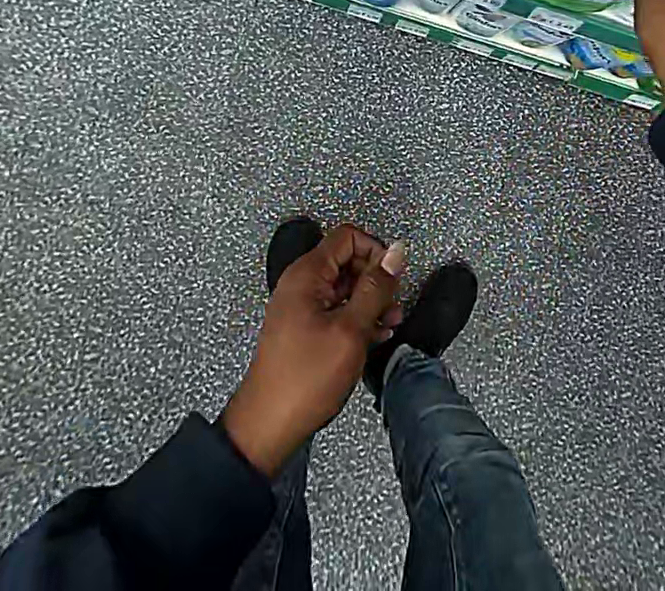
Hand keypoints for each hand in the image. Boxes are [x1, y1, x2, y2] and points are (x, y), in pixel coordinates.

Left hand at [221, 225, 405, 476]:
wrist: (269, 426)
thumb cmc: (306, 379)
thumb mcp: (351, 329)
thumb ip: (376, 287)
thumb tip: (396, 252)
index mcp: (307, 275)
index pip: (348, 237)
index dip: (375, 251)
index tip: (391, 278)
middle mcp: (301, 283)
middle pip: (348, 259)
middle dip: (375, 278)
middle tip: (391, 305)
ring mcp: (301, 305)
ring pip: (345, 285)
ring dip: (371, 300)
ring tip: (389, 323)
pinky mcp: (304, 326)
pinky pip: (337, 306)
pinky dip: (358, 316)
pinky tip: (375, 334)